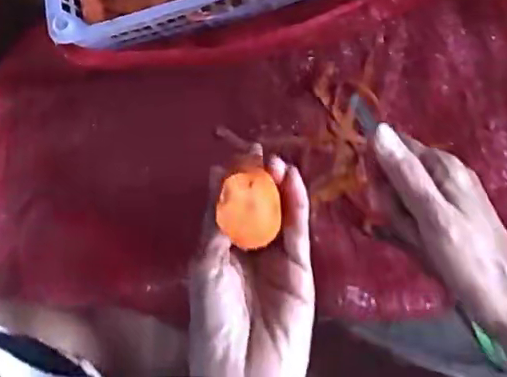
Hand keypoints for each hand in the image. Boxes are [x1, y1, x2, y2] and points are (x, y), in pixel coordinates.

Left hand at [188, 155, 314, 376]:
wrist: (244, 373)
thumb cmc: (214, 320)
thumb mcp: (206, 265)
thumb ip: (217, 222)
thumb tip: (215, 174)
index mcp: (223, 245)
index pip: (230, 203)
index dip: (234, 177)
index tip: (238, 151)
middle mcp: (250, 247)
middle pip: (257, 203)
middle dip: (258, 177)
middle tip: (259, 151)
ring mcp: (277, 257)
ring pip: (280, 212)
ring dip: (279, 185)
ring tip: (276, 162)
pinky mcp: (300, 270)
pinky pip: (298, 231)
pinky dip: (297, 204)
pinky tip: (293, 181)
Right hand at [368, 125, 506, 332]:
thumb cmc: (472, 262)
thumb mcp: (433, 216)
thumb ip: (405, 173)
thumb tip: (378, 127)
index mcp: (443, 164)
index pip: (393, 144)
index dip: (380, 167)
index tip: (381, 196)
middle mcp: (447, 173)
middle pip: (397, 173)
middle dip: (395, 203)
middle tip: (411, 230)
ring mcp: (451, 197)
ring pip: (405, 198)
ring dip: (405, 223)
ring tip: (423, 245)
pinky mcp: (452, 219)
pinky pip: (418, 216)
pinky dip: (416, 234)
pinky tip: (428, 252)